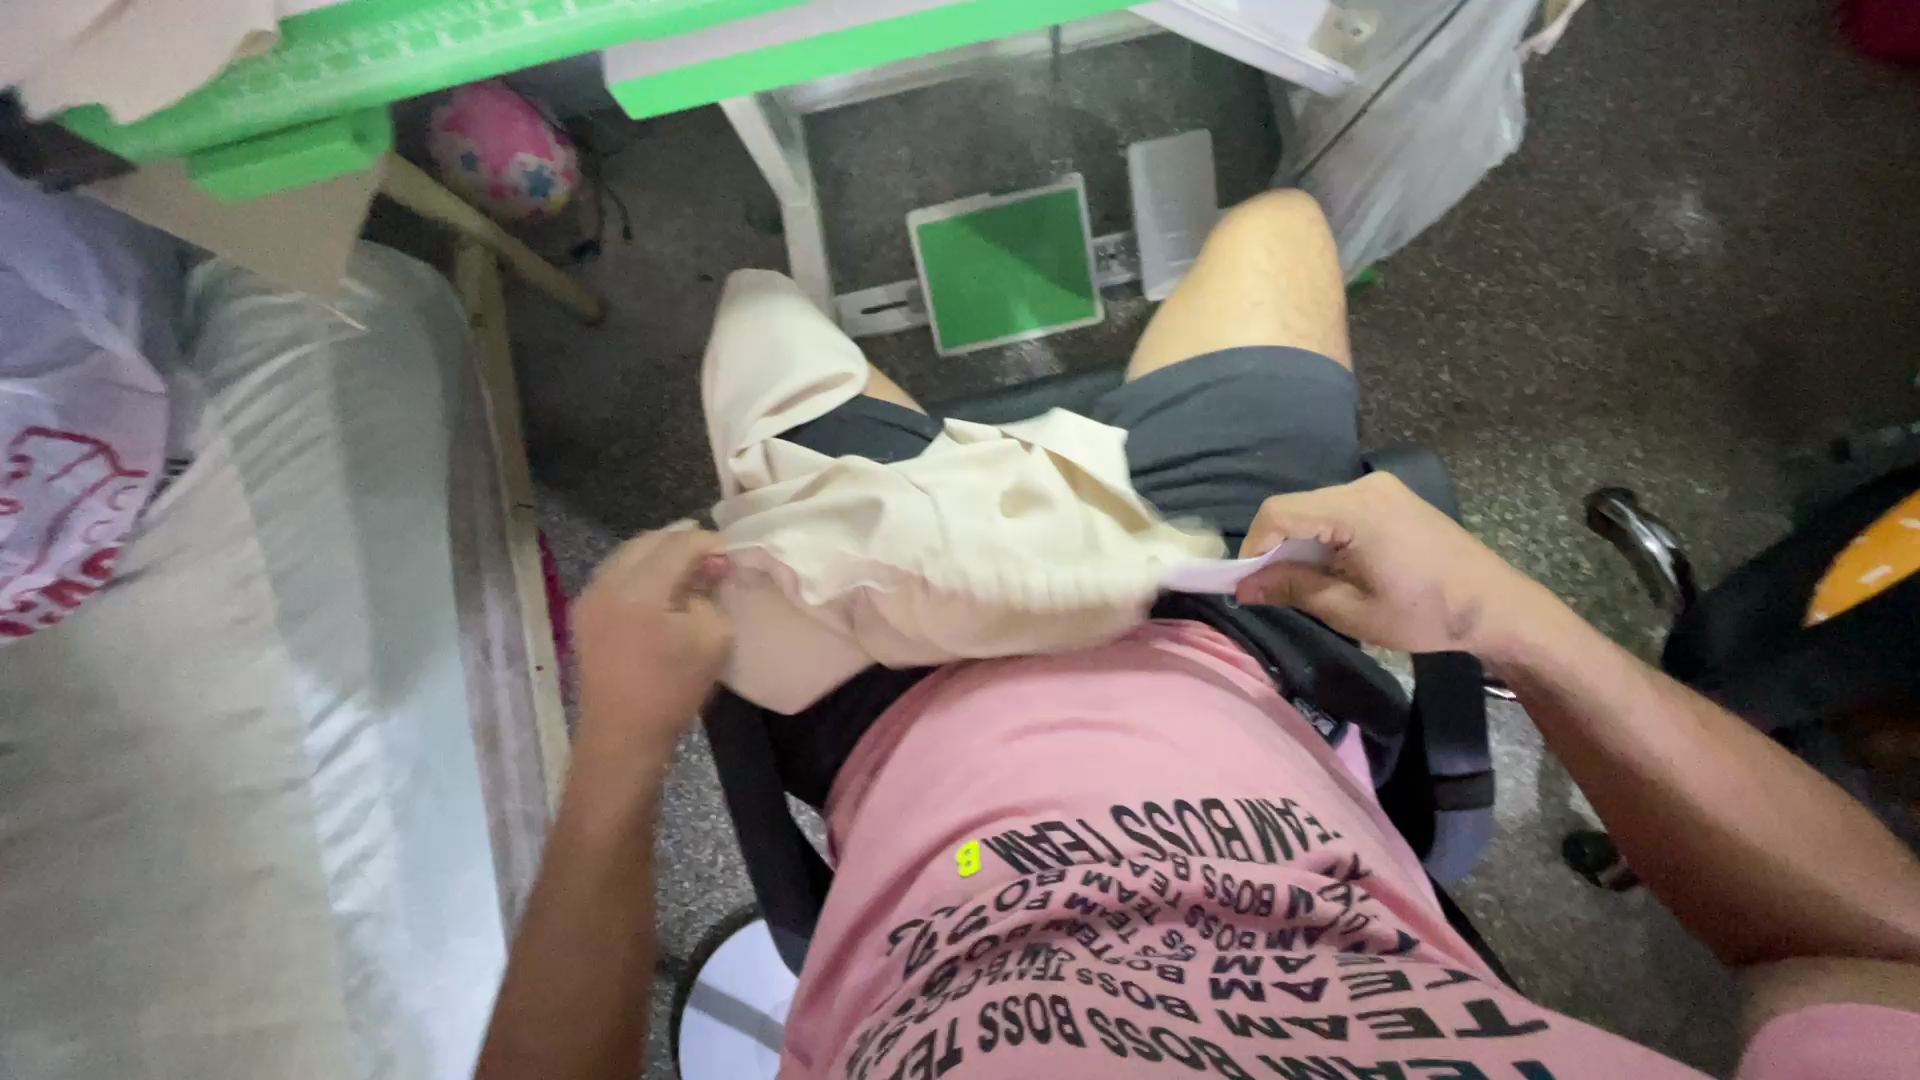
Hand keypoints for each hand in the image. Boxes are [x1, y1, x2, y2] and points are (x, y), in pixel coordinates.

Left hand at [572, 528, 733, 771]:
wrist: (624, 735)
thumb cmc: (674, 689)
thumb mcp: (713, 637)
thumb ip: (712, 592)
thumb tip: (710, 568)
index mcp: (640, 590)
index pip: (680, 544)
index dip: (710, 542)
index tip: (733, 552)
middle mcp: (607, 584)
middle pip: (649, 541)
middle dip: (683, 541)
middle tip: (713, 557)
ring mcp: (589, 597)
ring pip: (629, 554)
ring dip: (661, 554)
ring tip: (691, 570)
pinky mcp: (584, 612)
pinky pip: (617, 574)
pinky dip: (643, 570)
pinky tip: (664, 588)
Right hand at [1234, 472, 1558, 659]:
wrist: (1499, 608)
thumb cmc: (1427, 615)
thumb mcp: (1351, 610)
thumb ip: (1292, 589)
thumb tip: (1242, 587)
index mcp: (1357, 510)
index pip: (1278, 513)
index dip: (1253, 546)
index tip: (1249, 582)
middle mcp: (1365, 487)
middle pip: (1294, 509)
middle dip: (1274, 547)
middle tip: (1272, 587)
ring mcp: (1380, 489)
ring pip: (1313, 510)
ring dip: (1299, 543)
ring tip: (1304, 582)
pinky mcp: (1389, 498)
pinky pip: (1336, 511)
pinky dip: (1321, 537)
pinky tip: (1332, 567)